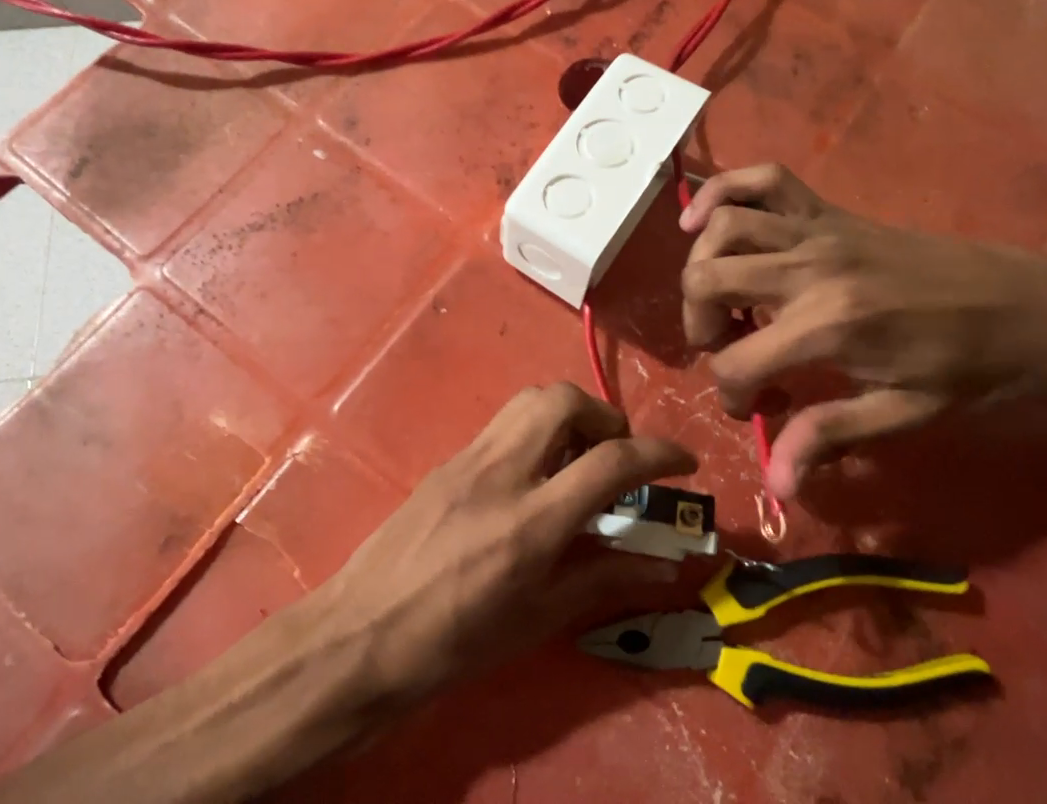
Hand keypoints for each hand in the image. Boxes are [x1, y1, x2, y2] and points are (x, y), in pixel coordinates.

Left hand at [309, 383, 696, 703]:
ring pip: (527, 401)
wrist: (362, 636)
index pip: (611, 461)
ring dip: (566, 415)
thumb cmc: (454, 644)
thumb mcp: (537, 618)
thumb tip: (663, 563)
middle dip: (605, 416)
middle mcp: (500, 475)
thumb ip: (602, 577)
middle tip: (617, 454)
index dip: (660, 453)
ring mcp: (465, 461)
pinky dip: (532, 434)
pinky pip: (500, 427)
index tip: (684, 462)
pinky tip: (532, 480)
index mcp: (531, 523)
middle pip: (562, 400)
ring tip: (577, 461)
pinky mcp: (443, 463)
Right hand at [679, 164, 1046, 497]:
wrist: (1029, 310)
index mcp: (828, 327)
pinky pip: (764, 179)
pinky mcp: (831, 211)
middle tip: (729, 347)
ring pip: (723, 227)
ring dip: (702, 265)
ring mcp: (819, 231)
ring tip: (721, 297)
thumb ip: (826, 436)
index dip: (732, 396)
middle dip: (699, 326)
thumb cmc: (966, 371)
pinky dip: (724, 190)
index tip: (758, 408)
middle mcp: (810, 269)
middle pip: (706, 281)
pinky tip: (703, 219)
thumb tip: (774, 487)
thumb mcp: (900, 413)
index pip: (736, 363)